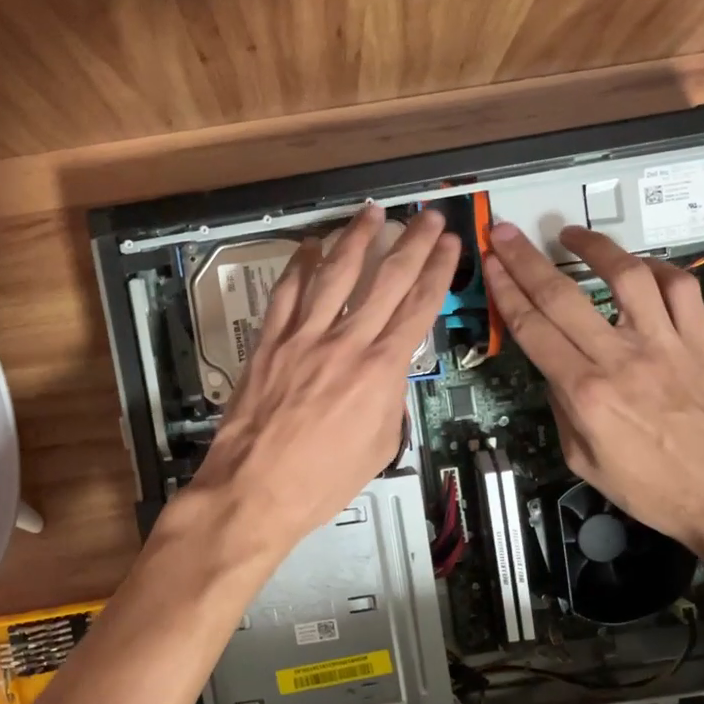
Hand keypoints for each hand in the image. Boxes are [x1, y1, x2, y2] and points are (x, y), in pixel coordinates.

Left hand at [191, 204, 459, 548]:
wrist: (254, 490)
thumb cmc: (321, 482)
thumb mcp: (378, 448)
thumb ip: (389, 402)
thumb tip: (387, 377)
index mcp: (381, 372)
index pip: (418, 307)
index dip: (438, 270)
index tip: (449, 244)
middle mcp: (345, 343)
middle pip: (385, 278)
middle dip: (411, 242)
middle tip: (427, 216)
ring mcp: (302, 338)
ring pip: (334, 272)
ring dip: (356, 237)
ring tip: (371, 213)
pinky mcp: (268, 342)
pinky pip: (286, 292)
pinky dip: (299, 265)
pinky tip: (310, 246)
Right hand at [481, 221, 703, 551]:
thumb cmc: (654, 492)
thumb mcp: (585, 463)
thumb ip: (563, 413)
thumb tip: (556, 374)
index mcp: (585, 393)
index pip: (533, 329)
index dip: (506, 292)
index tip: (491, 264)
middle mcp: (620, 358)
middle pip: (562, 295)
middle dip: (526, 260)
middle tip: (506, 233)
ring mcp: (665, 343)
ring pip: (625, 275)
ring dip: (594, 247)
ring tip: (571, 234)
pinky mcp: (701, 341)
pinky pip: (680, 289)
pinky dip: (656, 270)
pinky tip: (638, 268)